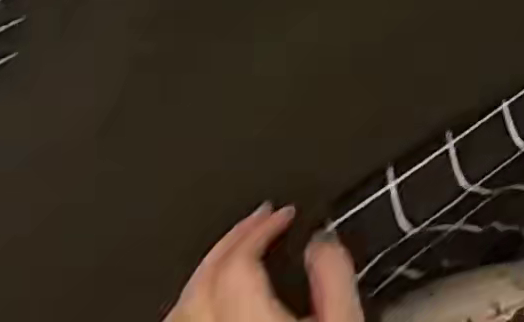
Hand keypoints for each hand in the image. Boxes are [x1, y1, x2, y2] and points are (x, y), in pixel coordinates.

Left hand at [164, 203, 362, 321]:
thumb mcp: (346, 319)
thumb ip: (335, 276)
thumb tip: (322, 238)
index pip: (238, 265)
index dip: (260, 229)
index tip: (284, 212)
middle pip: (201, 283)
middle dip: (230, 239)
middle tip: (259, 215)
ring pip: (177, 309)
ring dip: (205, 268)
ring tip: (234, 245)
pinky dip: (190, 300)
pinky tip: (207, 291)